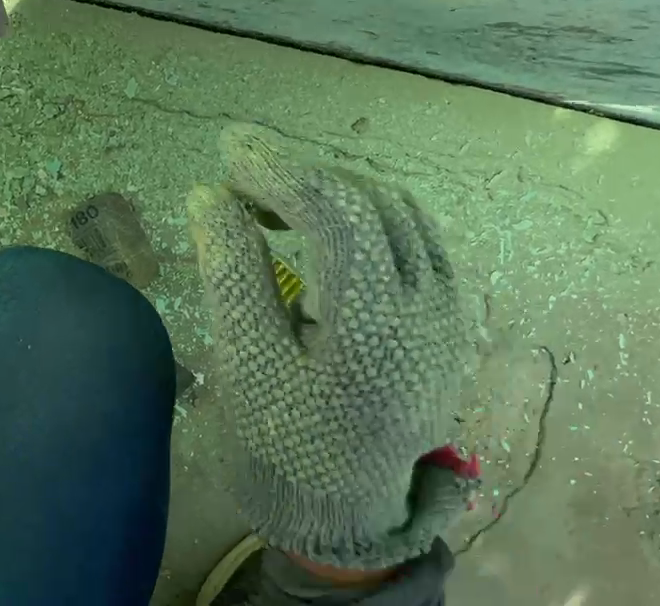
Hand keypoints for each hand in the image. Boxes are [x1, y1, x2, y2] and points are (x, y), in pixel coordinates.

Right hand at [187, 123, 473, 569]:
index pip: (340, 216)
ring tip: (266, 191)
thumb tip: (209, 194)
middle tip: (236, 165)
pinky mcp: (449, 315)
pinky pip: (412, 233)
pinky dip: (359, 209)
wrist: (344, 508)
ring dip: (329, 186)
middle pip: (370, 202)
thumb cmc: (283, 442)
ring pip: (395, 209)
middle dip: (299, 170)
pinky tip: (316, 217)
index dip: (280, 170)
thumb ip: (231, 275)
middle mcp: (431, 315)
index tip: (227, 150)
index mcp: (377, 335)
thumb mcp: (245, 366)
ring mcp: (449, 313)